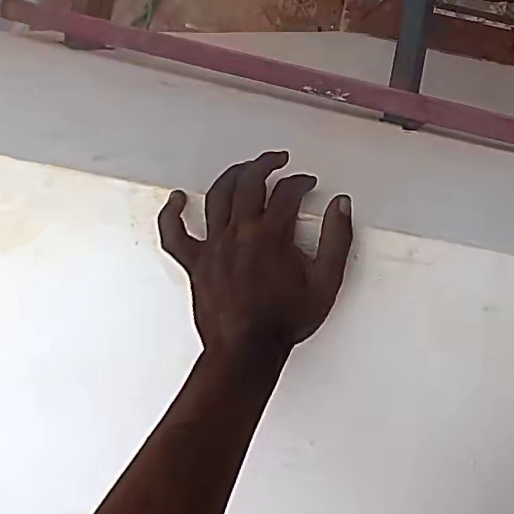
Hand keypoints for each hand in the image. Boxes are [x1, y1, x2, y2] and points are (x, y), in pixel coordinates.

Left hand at [157, 151, 353, 358]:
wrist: (247, 353)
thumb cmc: (285, 320)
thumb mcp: (326, 281)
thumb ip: (338, 238)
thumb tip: (341, 205)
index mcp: (272, 236)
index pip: (288, 192)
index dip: (301, 182)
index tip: (308, 183)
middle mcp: (240, 234)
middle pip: (250, 182)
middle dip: (267, 164)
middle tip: (279, 159)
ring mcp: (214, 247)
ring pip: (218, 196)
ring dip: (233, 174)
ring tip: (245, 167)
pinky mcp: (196, 263)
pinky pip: (175, 234)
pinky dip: (172, 214)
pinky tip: (175, 200)